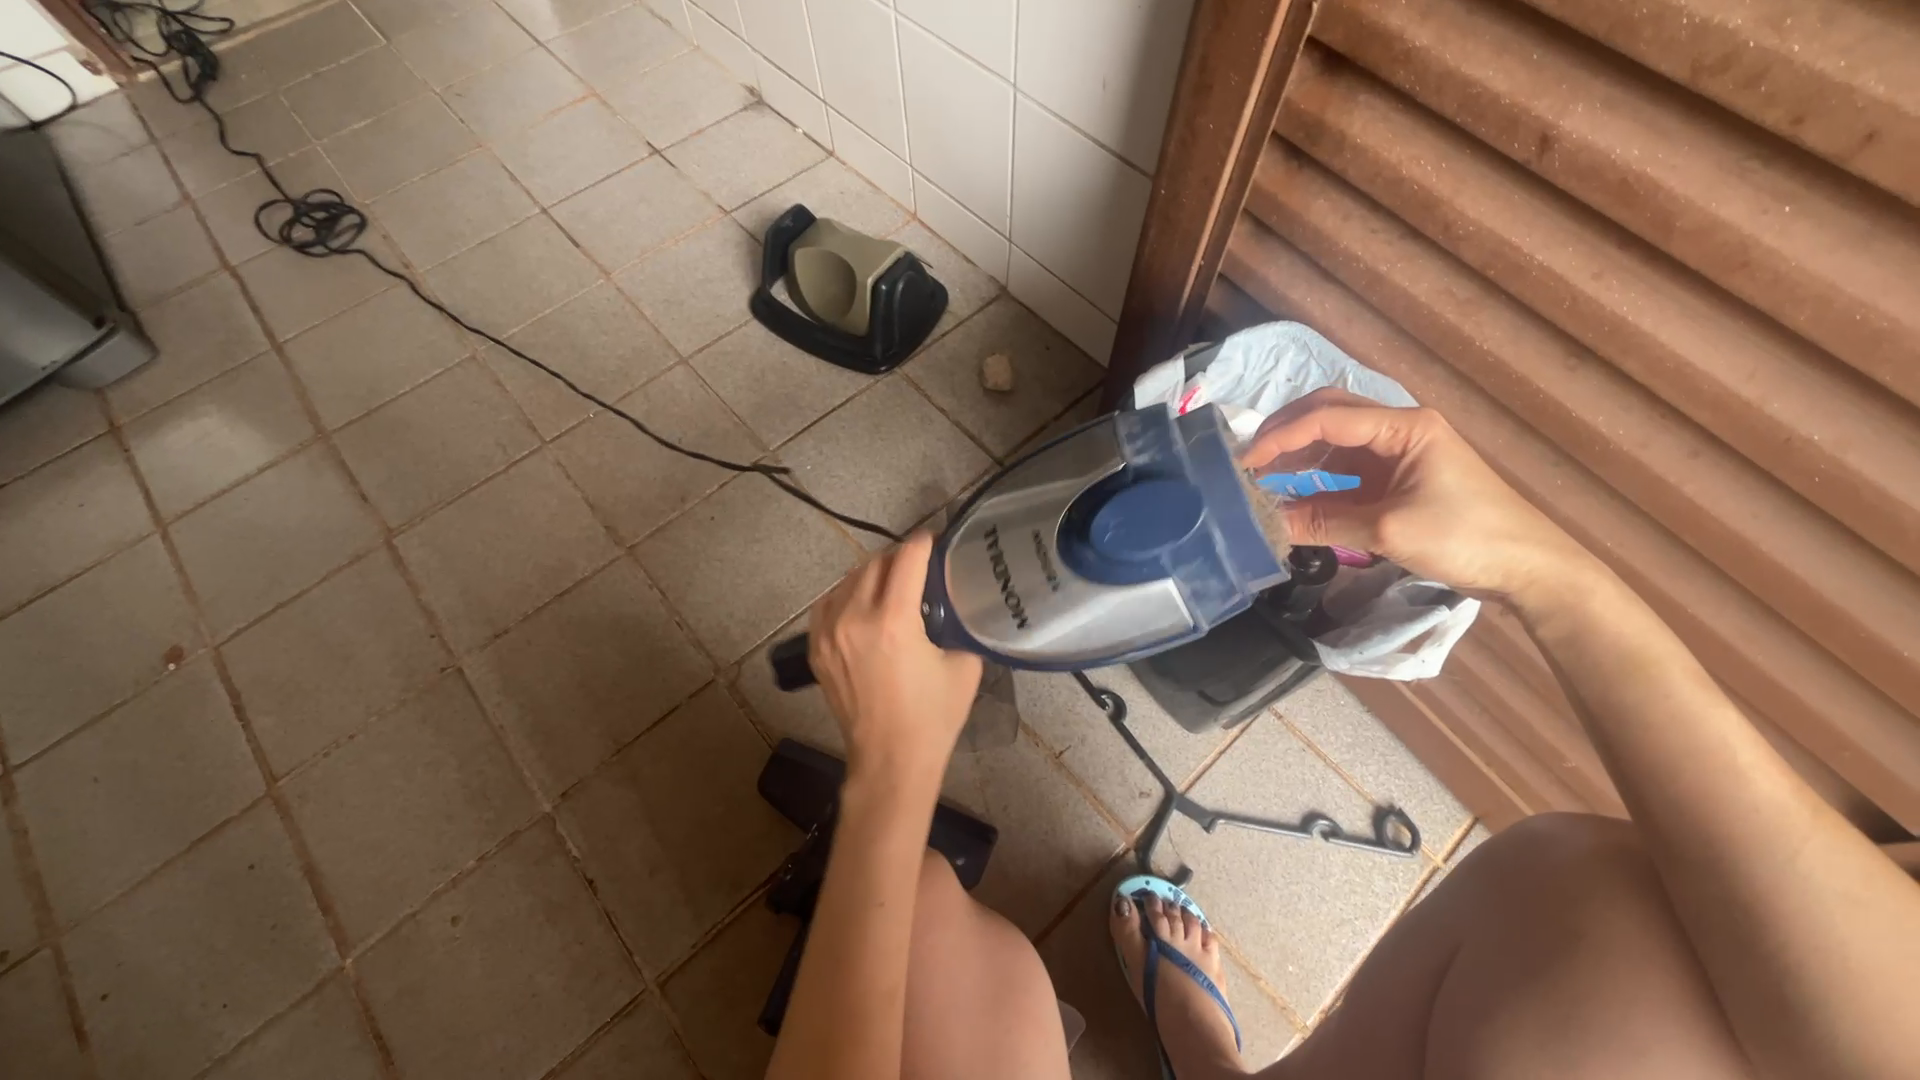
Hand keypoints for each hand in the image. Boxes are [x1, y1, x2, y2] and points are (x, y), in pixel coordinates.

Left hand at [807, 532, 982, 782]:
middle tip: (917, 566)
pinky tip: (861, 603)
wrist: (890, 759)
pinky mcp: (818, 648)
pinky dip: (846, 596)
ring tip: (890, 584)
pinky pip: (828, 604)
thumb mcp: (963, 667)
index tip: (933, 540)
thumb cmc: (932, 716)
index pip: (906, 559)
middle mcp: (855, 619)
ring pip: (848, 581)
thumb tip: (951, 607)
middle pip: (875, 564)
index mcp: (894, 621)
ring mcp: (830, 633)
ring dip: (871, 575)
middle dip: (898, 559)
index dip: (923, 543)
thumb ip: (956, 627)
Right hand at [1240, 388, 1594, 599]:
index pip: (1327, 418)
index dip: (1280, 437)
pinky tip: (1292, 495)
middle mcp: (1400, 429)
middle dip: (1285, 433)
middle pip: (1329, 415)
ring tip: (1260, 479)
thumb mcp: (1388, 530)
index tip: (1244, 462)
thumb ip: (1324, 522)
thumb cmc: (1466, 538)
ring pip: (1334, 441)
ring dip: (1297, 456)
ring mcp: (1399, 453)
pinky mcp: (1398, 478)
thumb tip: (1268, 524)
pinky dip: (1316, 479)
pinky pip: (1346, 469)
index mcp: (1405, 427)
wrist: (1528, 567)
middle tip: (1246, 461)